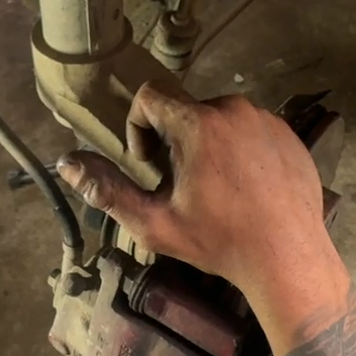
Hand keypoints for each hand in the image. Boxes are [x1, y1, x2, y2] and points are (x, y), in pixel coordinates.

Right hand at [57, 83, 355, 355]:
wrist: (290, 260)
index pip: (150, 95)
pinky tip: (246, 188)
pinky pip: (250, 128)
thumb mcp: (154, 222)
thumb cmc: (219, 242)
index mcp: (198, 123)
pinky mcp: (288, 133)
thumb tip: (65, 163)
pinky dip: (239, 149)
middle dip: (176, 141)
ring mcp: (266, 119)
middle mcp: (233, 109)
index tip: (153, 164)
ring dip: (208, 144)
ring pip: (218, 119)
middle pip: (185, 110)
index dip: (140, 127)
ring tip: (217, 189)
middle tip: (186, 186)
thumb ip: (106, 189)